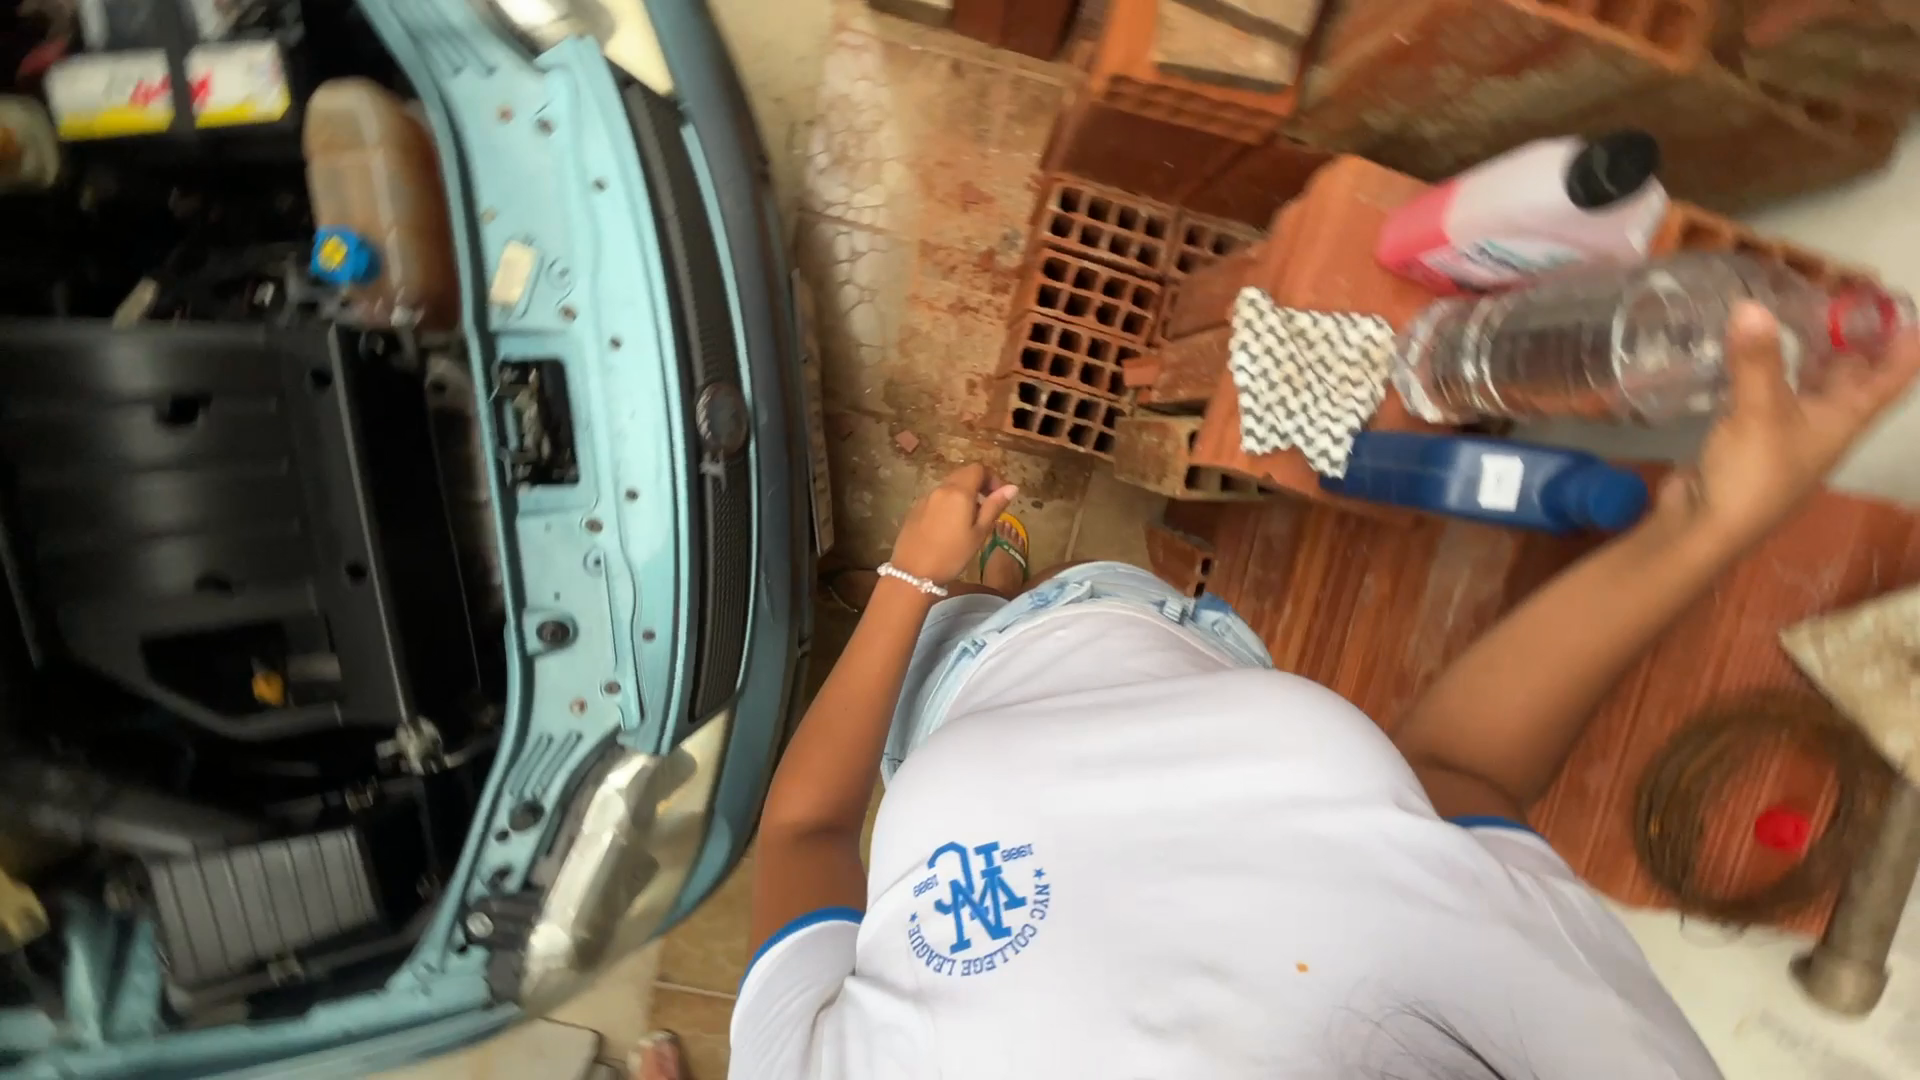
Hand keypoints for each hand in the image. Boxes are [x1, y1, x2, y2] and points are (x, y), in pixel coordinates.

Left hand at [888, 464, 1018, 585]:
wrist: (913, 572)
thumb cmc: (952, 555)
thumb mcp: (979, 533)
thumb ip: (994, 506)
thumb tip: (1012, 487)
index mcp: (959, 492)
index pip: (978, 469)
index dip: (992, 478)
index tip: (999, 496)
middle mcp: (941, 489)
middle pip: (963, 474)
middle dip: (979, 484)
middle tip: (987, 507)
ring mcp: (925, 498)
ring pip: (949, 486)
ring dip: (964, 494)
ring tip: (970, 520)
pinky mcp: (915, 509)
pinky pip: (937, 498)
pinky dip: (949, 502)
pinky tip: (950, 526)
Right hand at [1657, 302, 1919, 551]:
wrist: (1709, 523)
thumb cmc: (1755, 471)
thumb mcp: (1759, 412)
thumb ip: (1755, 361)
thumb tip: (1749, 305)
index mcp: (1848, 415)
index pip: (1895, 371)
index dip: (1903, 339)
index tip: (1892, 304)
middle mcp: (1824, 421)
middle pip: (1850, 375)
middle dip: (1846, 341)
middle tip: (1827, 302)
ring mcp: (1783, 431)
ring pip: (1803, 386)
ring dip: (1798, 358)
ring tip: (1782, 321)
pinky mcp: (1744, 439)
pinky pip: (1762, 399)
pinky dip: (1757, 378)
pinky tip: (1738, 363)